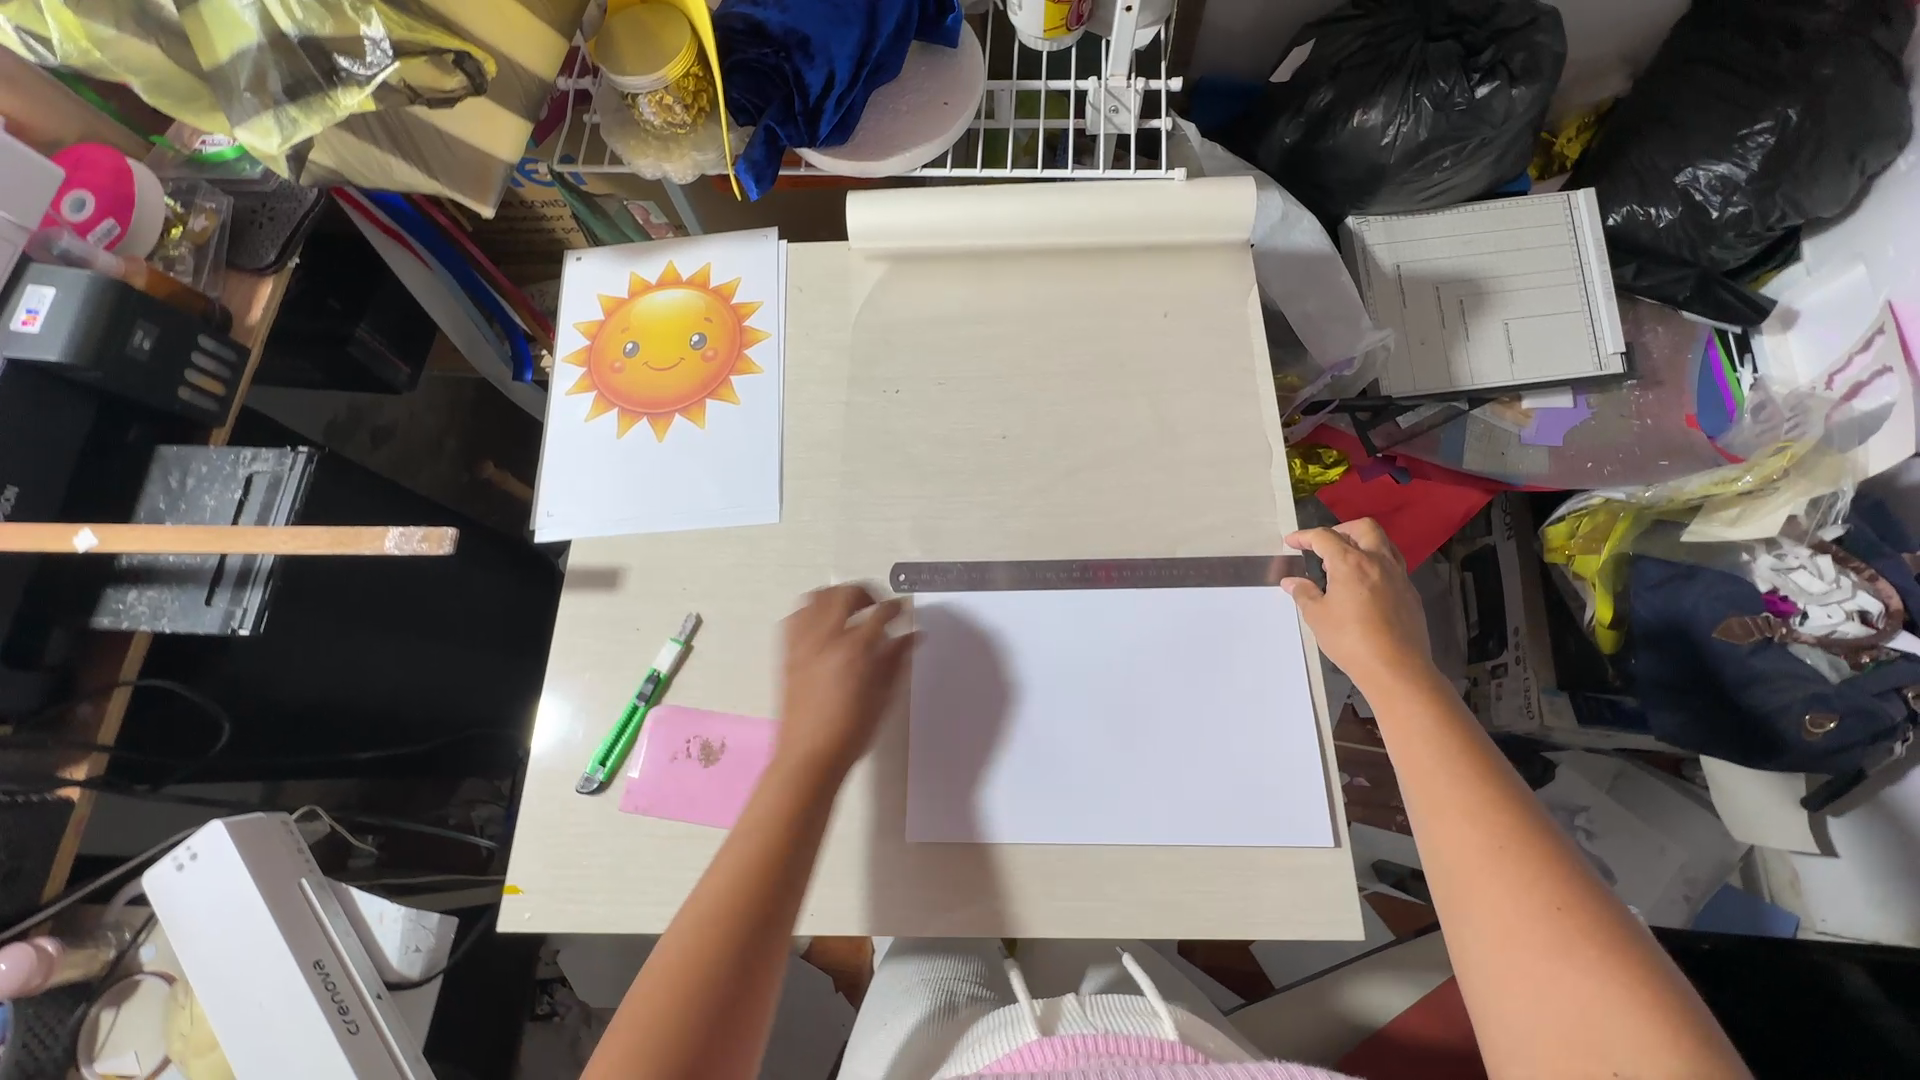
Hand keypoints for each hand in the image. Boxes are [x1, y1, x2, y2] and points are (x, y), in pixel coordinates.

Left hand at [776, 584, 914, 776]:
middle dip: (866, 594)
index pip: (881, 613)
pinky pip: (796, 617)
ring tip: (850, 611)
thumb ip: (897, 660)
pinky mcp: (787, 652)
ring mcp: (802, 643)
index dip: (897, 608)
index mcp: (855, 650)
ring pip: (816, 598)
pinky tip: (824, 627)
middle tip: (878, 607)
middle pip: (845, 594)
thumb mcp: (884, 697)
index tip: (904, 611)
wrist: (809, 756)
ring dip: (837, 597)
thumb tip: (912, 636)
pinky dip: (812, 612)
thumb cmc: (851, 732)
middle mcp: (826, 639)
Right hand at [1280, 520, 1434, 695]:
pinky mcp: (1409, 593)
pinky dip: (1374, 565)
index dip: (1304, 536)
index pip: (1325, 537)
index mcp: (1351, 563)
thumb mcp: (1317, 616)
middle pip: (1363, 528)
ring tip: (1344, 563)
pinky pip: (1392, 566)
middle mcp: (1378, 561)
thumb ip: (1304, 593)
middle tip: (1324, 545)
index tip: (1292, 541)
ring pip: (1383, 544)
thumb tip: (1291, 582)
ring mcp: (1398, 576)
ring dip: (1362, 544)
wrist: (1396, 667)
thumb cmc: (1350, 640)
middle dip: (1340, 530)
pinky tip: (1364, 586)